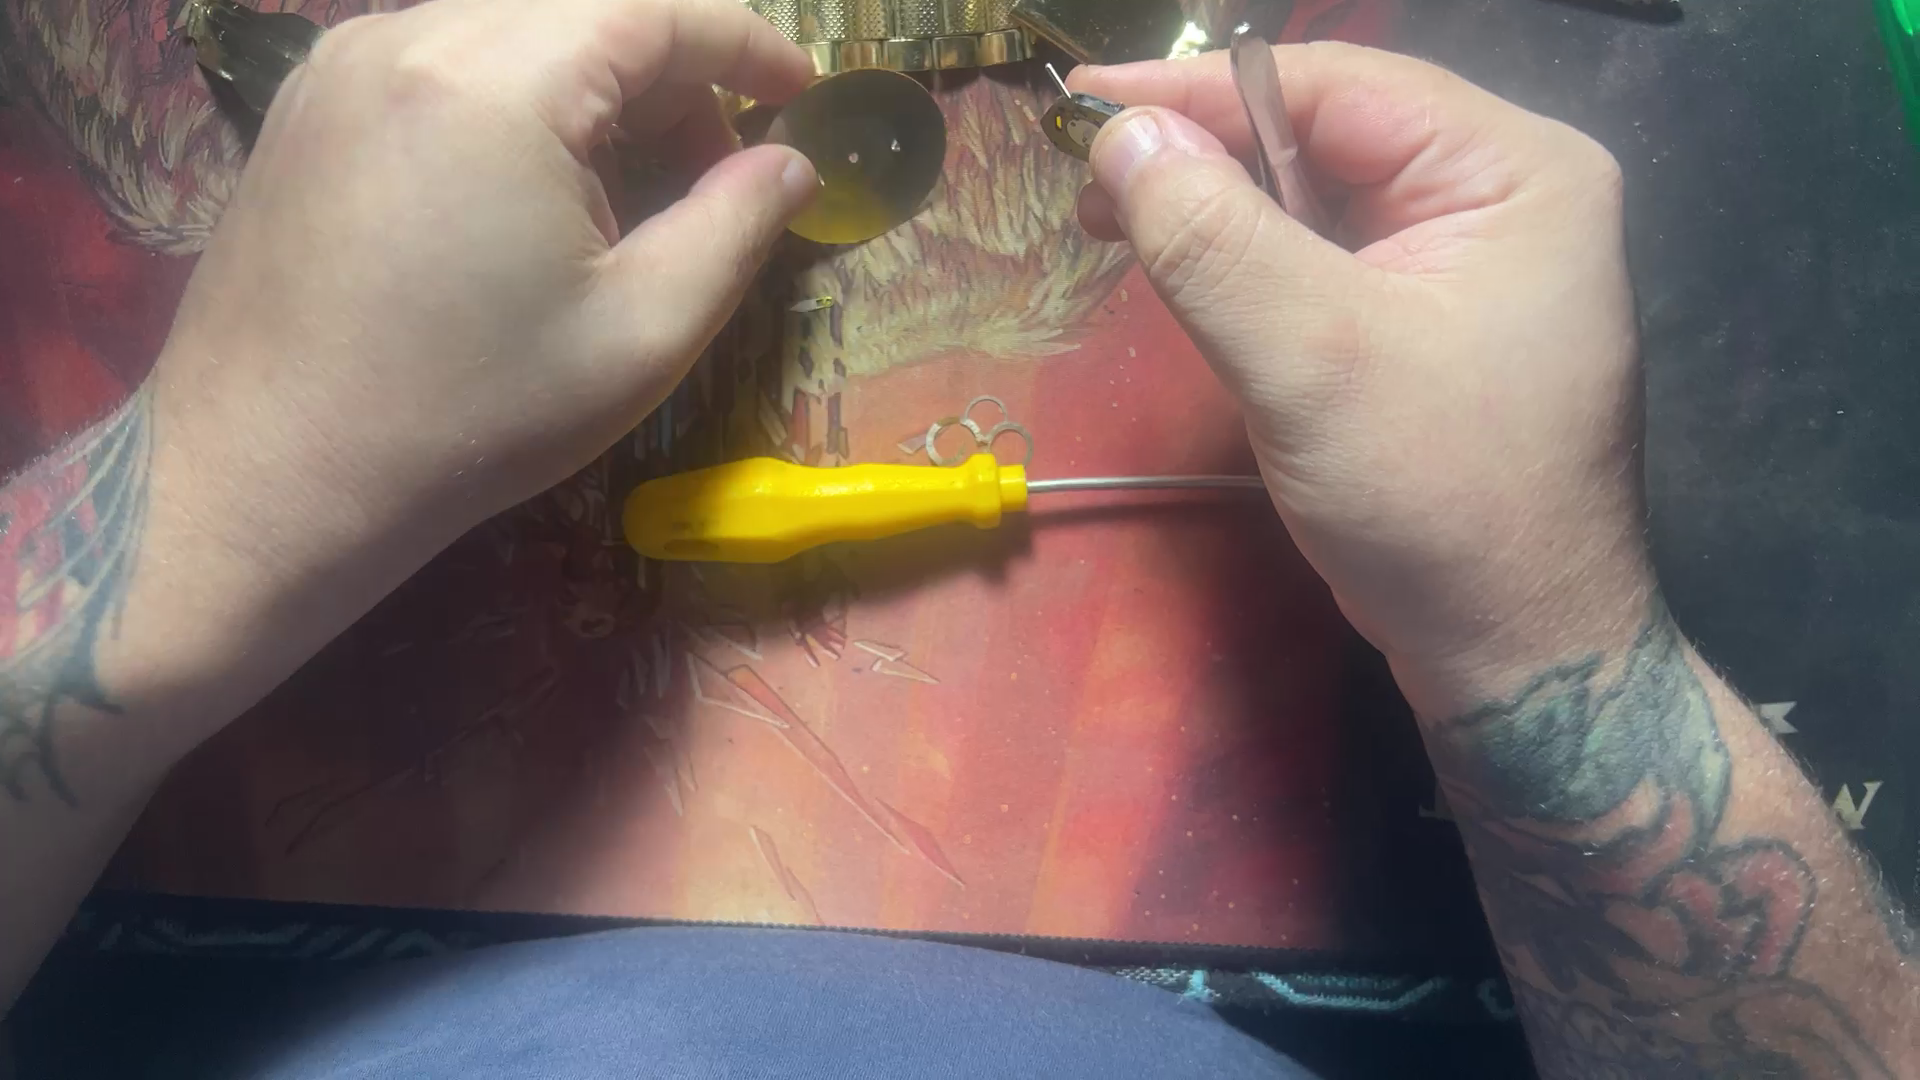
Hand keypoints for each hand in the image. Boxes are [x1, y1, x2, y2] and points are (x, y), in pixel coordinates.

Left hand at [159, 0, 816, 553]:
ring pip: (519, 40)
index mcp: (497, 82)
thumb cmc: (491, 408)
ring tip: (643, 204)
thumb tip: (792, 164)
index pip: (649, 10)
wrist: (289, 471)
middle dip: (679, 83)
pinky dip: (538, 113)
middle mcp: (406, 38)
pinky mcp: (316, 112)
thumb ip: (735, 227)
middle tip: (724, 181)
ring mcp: (343, 67)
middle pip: (582, 14)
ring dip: (609, 101)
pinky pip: (457, 72)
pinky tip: (555, 204)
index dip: (744, 43)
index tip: (803, 92)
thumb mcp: (649, 328)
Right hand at [1072, 44, 1650, 696]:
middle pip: (1314, 140)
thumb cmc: (1430, 497)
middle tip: (1088, 185)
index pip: (1329, 87)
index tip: (1085, 112)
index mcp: (1504, 170)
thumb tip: (1121, 141)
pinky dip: (1234, 267)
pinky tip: (1185, 276)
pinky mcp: (1404, 329)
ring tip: (1116, 224)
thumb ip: (1215, 245)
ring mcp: (1444, 270)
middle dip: (1198, 156)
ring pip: (1301, 208)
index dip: (1197, 92)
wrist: (1502, 638)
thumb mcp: (1313, 361)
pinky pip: (1305, 270)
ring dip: (1207, 214)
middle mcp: (1483, 200)